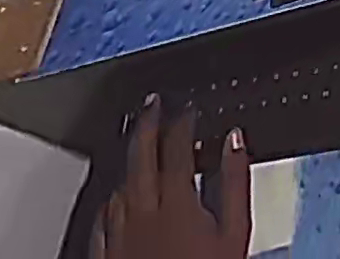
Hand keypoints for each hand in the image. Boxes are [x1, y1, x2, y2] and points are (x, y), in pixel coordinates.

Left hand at [92, 96, 250, 258]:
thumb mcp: (236, 234)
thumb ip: (235, 181)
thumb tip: (234, 140)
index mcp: (176, 201)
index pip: (176, 145)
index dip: (181, 120)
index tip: (187, 108)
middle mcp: (142, 213)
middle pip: (139, 154)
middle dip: (146, 122)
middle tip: (153, 103)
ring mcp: (120, 237)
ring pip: (119, 183)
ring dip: (129, 157)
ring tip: (137, 140)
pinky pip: (102, 219)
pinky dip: (111, 198)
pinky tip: (115, 195)